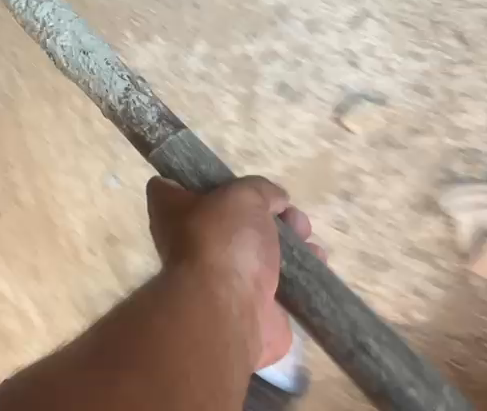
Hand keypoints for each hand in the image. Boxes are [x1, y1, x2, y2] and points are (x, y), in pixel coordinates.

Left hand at [145, 176, 325, 368]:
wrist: (229, 308)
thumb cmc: (222, 241)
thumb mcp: (241, 196)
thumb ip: (260, 189)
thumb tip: (275, 198)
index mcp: (170, 205)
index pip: (176, 182)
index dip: (205, 179)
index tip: (234, 182)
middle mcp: (188, 234)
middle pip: (230, 213)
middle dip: (267, 211)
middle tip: (289, 215)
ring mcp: (219, 267)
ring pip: (257, 243)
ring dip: (289, 238)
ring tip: (307, 238)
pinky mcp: (249, 295)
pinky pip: (276, 275)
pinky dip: (298, 268)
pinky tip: (317, 259)